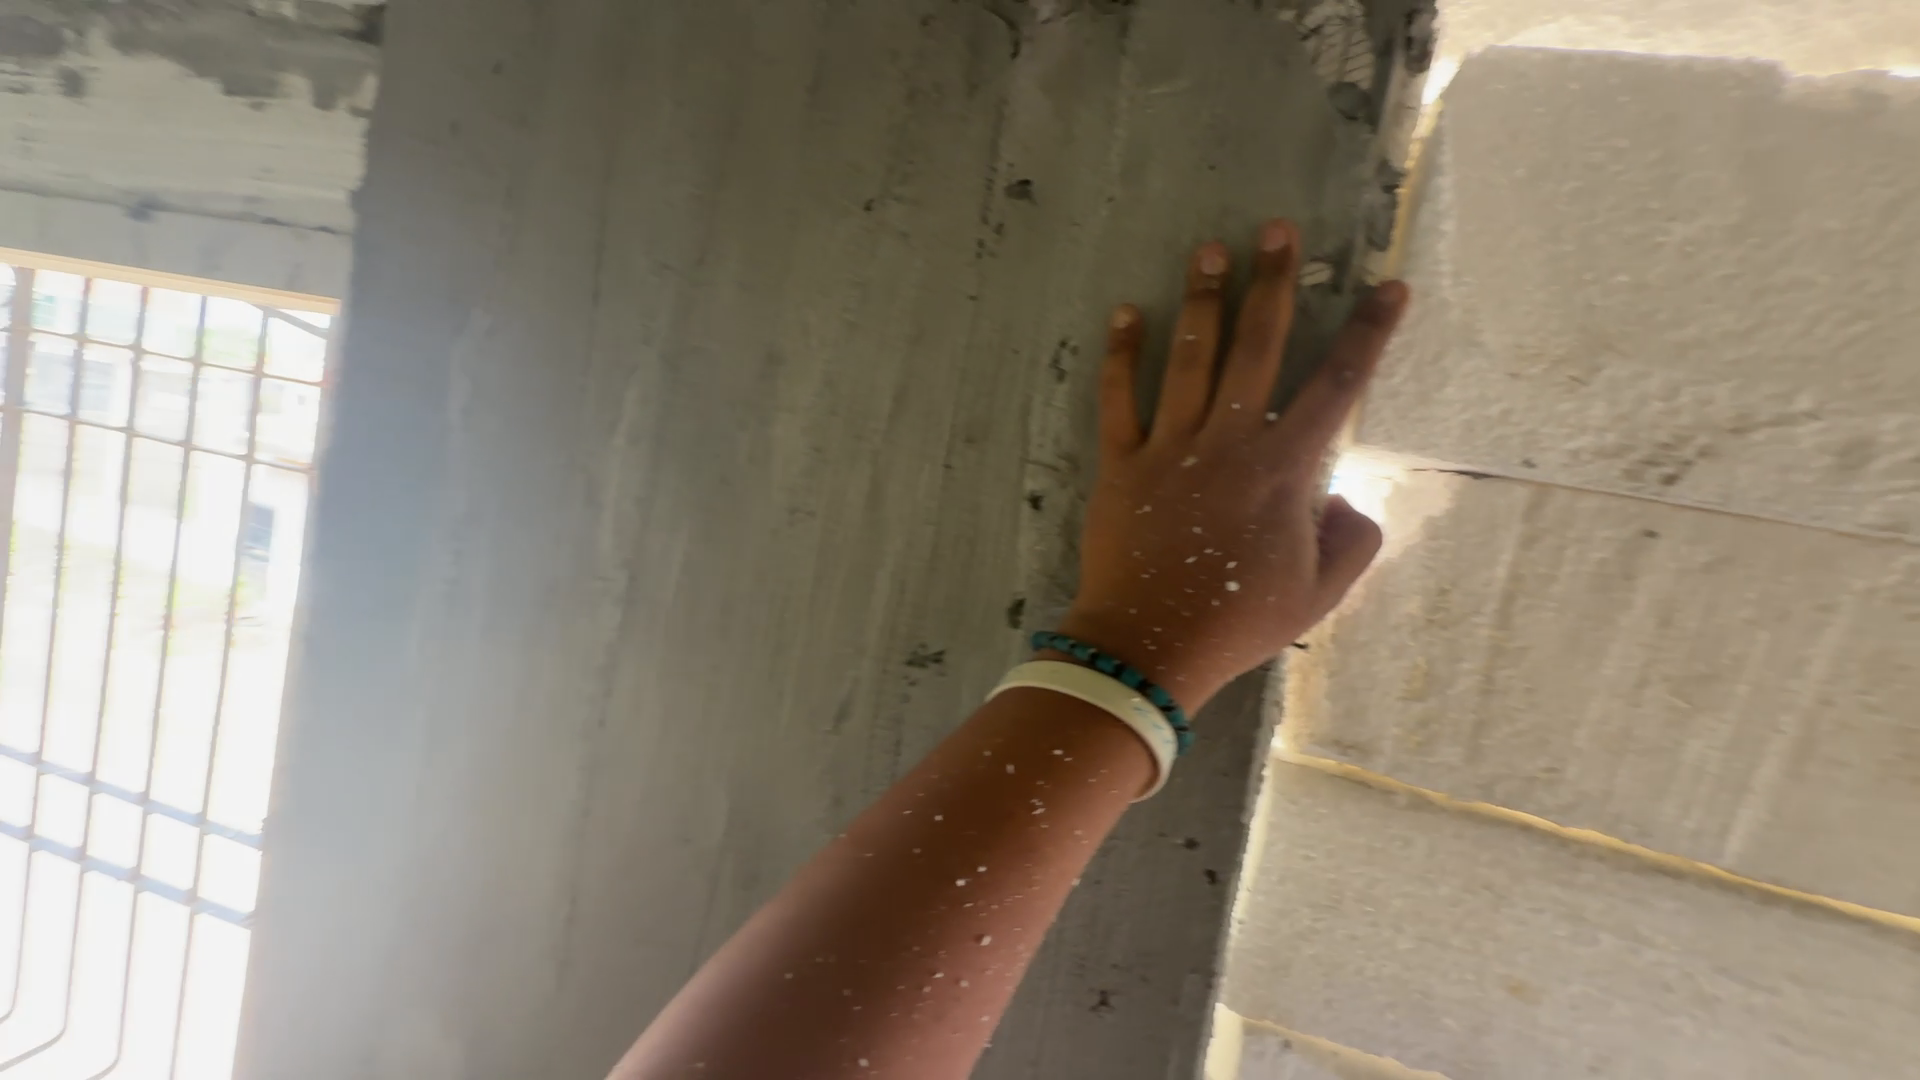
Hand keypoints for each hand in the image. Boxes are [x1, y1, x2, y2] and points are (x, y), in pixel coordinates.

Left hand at [1054, 219, 1408, 710]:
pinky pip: (1118, 399)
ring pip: (1190, 358)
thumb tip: (1345, 495)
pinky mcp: (1121, 463)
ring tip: (1209, 249)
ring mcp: (1170, 448)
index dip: (1369, 333)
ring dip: (1201, 300)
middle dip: (1273, 283)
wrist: (1151, 643)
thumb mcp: (1320, 592)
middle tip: (1277, 229)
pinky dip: (1120, 355)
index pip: (1338, 386)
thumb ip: (1351, 538)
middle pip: (1258, 347)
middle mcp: (1229, 442)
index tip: (1389, 286)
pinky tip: (1124, 313)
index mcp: (1284, 469)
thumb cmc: (1237, 620)